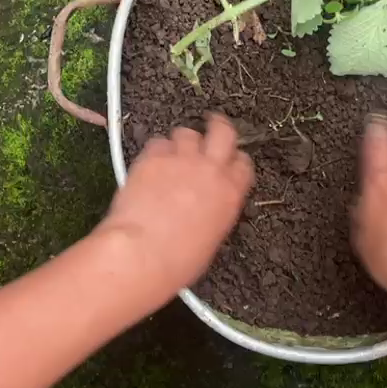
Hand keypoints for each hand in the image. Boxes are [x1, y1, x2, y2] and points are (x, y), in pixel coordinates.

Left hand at [95, 113, 253, 295]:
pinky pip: (158, 141)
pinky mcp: (153, 157)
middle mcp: (210, 170)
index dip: (235, 161)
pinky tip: (151, 163)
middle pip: (223, 131)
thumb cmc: (177, 260)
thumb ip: (215, 212)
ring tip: (174, 153)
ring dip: (182, 141)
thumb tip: (208, 207)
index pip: (243, 163)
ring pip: (187, 132)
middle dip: (218, 127)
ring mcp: (181, 159)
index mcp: (230, 193)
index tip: (228, 163)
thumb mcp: (211, 239)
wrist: (142, 252)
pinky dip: (156, 150)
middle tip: (212, 128)